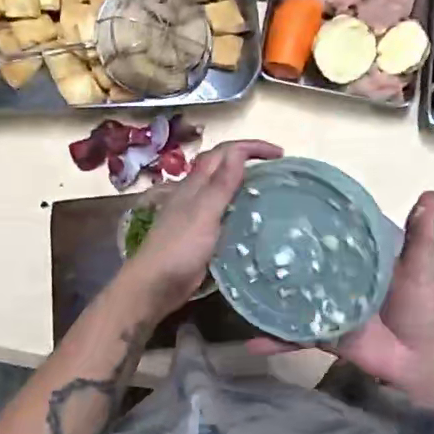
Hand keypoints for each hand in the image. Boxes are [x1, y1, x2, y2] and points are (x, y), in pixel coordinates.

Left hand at [115, 139, 283, 315]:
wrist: (153, 286)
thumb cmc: (178, 249)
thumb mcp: (203, 213)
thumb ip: (221, 184)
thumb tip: (239, 152)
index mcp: (195, 184)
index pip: (225, 153)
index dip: (252, 147)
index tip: (280, 154)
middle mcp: (195, 195)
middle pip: (222, 167)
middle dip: (249, 160)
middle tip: (277, 170)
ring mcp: (196, 215)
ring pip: (223, 190)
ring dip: (244, 184)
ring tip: (270, 191)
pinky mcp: (200, 235)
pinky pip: (224, 214)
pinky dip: (240, 209)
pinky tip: (253, 221)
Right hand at [247, 191, 433, 411]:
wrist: (419, 364)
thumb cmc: (422, 311)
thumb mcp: (420, 269)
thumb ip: (420, 236)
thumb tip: (431, 193)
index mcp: (359, 259)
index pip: (331, 233)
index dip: (312, 219)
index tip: (284, 199)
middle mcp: (337, 278)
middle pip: (304, 263)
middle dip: (279, 253)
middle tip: (246, 236)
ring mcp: (325, 306)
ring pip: (292, 296)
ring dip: (268, 293)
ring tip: (237, 283)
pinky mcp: (321, 334)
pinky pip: (294, 335)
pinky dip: (275, 339)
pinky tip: (251, 341)